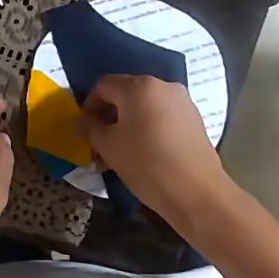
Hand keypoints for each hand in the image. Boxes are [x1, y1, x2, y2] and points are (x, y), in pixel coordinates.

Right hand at [76, 75, 231, 229]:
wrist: (196, 191)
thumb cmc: (145, 163)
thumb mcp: (107, 145)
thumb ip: (89, 127)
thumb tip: (82, 120)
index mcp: (138, 87)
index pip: (103, 85)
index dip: (89, 105)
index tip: (84, 127)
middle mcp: (162, 86)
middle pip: (125, 93)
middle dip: (109, 114)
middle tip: (100, 139)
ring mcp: (182, 101)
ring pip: (144, 105)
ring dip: (127, 122)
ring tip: (120, 149)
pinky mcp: (194, 119)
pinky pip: (161, 115)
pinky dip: (147, 126)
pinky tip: (143, 151)